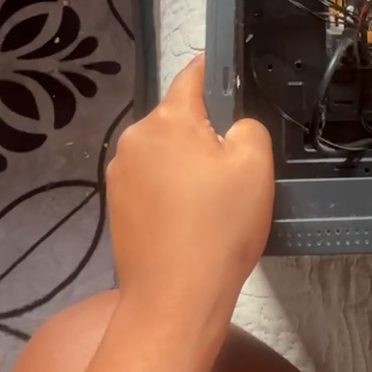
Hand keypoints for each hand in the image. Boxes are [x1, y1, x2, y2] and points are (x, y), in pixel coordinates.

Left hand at [107, 56, 273, 332]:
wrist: (174, 301)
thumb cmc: (219, 228)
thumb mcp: (255, 165)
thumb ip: (247, 126)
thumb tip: (231, 127)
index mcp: (167, 120)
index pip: (192, 74)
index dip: (216, 70)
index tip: (234, 79)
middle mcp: (134, 138)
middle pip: (178, 117)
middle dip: (205, 130)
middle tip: (234, 165)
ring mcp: (120, 174)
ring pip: (165, 150)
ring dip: (187, 161)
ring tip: (213, 199)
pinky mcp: (117, 205)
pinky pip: (152, 179)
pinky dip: (171, 188)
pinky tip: (190, 217)